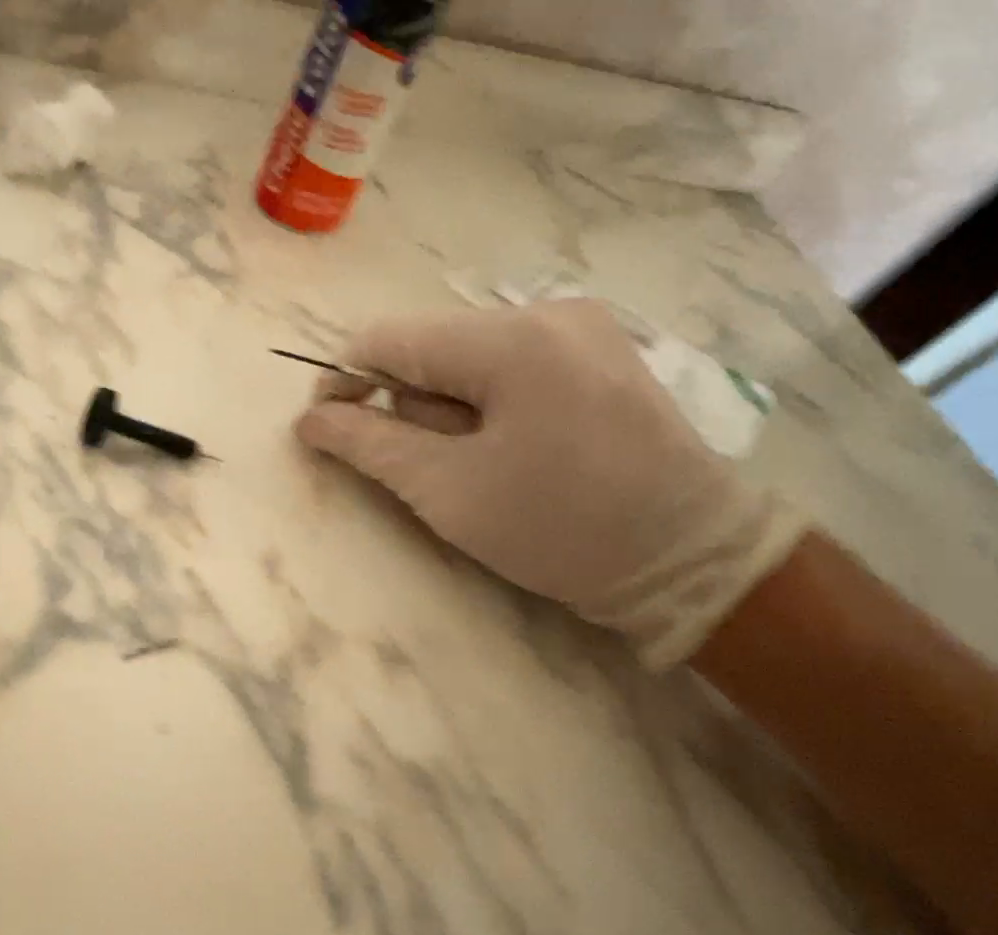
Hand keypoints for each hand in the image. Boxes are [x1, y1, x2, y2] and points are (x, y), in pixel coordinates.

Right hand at [296, 300, 807, 666]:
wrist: (688, 559)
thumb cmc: (557, 528)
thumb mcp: (445, 491)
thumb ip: (368, 444)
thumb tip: (310, 419)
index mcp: (510, 340)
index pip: (387, 339)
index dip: (344, 381)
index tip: (328, 431)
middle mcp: (547, 312)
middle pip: (431, 349)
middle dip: (416, 408)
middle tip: (442, 472)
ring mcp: (583, 327)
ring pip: (469, 359)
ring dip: (453, 411)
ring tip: (490, 467)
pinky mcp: (602, 352)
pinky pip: (512, 365)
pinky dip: (491, 405)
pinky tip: (521, 449)